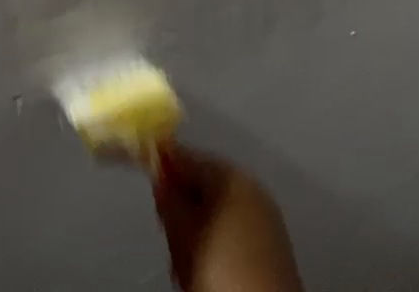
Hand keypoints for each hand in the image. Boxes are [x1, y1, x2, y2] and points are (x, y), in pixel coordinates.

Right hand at [152, 143, 303, 291]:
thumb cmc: (218, 262)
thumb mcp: (181, 228)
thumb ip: (167, 196)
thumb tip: (160, 177)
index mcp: (232, 176)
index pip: (189, 157)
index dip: (164, 162)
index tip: (147, 171)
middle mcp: (253, 189)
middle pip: (205, 184)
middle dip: (183, 201)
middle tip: (167, 222)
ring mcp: (265, 217)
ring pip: (217, 209)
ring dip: (197, 223)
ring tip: (184, 249)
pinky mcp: (271, 245)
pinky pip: (232, 229)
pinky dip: (215, 238)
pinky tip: (204, 258)